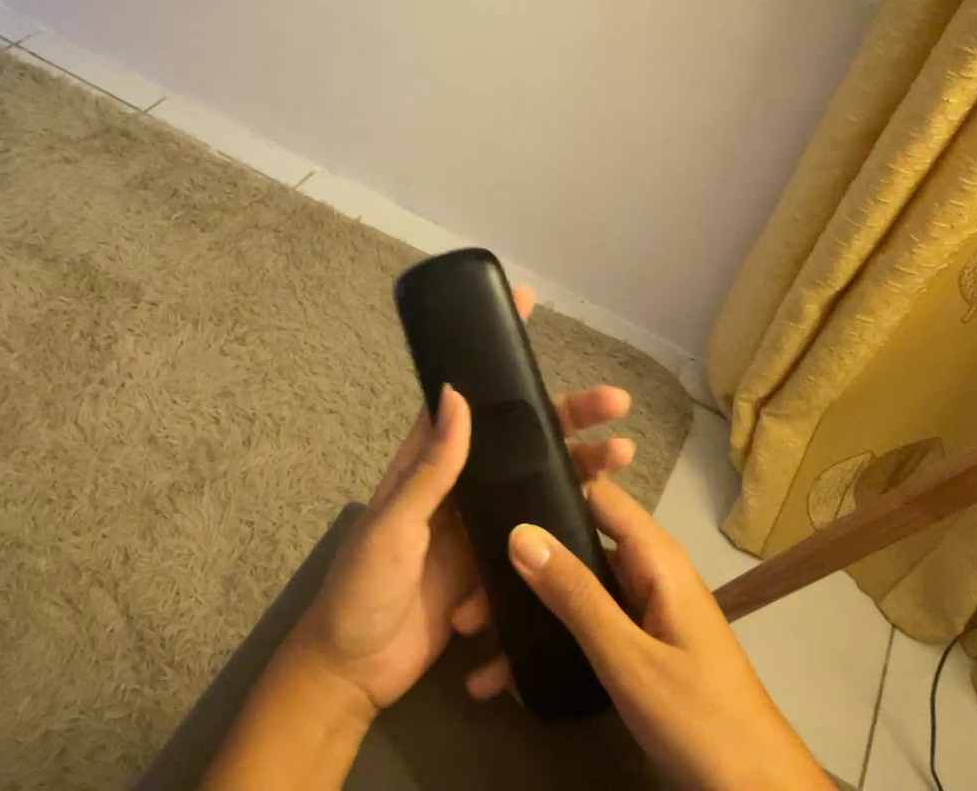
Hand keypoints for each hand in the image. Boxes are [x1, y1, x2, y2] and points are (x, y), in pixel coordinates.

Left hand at [287, 285, 637, 713]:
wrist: (354, 671)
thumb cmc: (361, 588)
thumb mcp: (393, 524)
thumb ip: (430, 467)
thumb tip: (460, 394)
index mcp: (427, 462)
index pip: (467, 395)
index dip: (495, 354)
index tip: (524, 305)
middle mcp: (460, 484)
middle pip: (520, 437)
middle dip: (566, 414)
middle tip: (613, 402)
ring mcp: (482, 526)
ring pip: (539, 481)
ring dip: (579, 466)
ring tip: (622, 455)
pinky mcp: (496, 567)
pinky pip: (539, 534)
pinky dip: (568, 522)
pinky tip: (603, 517)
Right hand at [499, 478, 833, 790]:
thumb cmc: (698, 717)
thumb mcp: (628, 657)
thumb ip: (575, 595)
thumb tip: (520, 532)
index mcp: (655, 558)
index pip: (598, 496)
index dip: (550, 488)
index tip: (492, 499)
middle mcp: (648, 574)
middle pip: (576, 548)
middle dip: (520, 569)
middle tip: (466, 602)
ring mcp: (643, 612)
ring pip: (574, 594)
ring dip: (526, 616)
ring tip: (470, 640)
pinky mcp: (639, 646)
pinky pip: (586, 630)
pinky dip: (549, 646)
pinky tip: (506, 679)